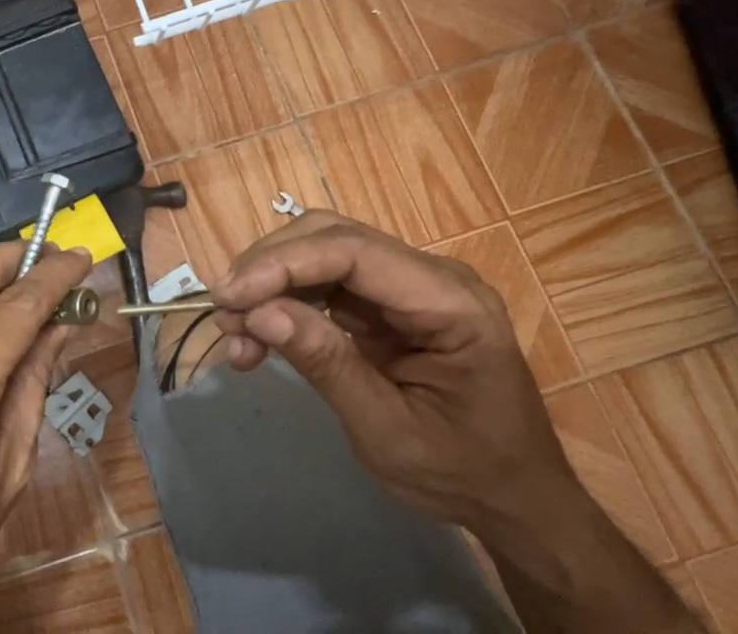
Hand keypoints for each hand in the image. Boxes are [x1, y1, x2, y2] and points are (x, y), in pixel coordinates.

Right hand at [211, 211, 695, 632]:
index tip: (230, 297)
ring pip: (321, 253)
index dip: (284, 264)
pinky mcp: (388, 304)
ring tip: (233, 332)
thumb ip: (328, 366)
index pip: (354, 251)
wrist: (515, 500)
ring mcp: (409, 287)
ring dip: (270, 285)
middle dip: (269, 267)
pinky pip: (326, 284)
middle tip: (223, 311)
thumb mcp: (390, 432)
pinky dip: (284, 303)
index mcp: (450, 303)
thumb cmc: (463, 473)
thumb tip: (259, 313)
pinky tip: (258, 337)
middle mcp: (431, 277)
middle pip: (332, 237)